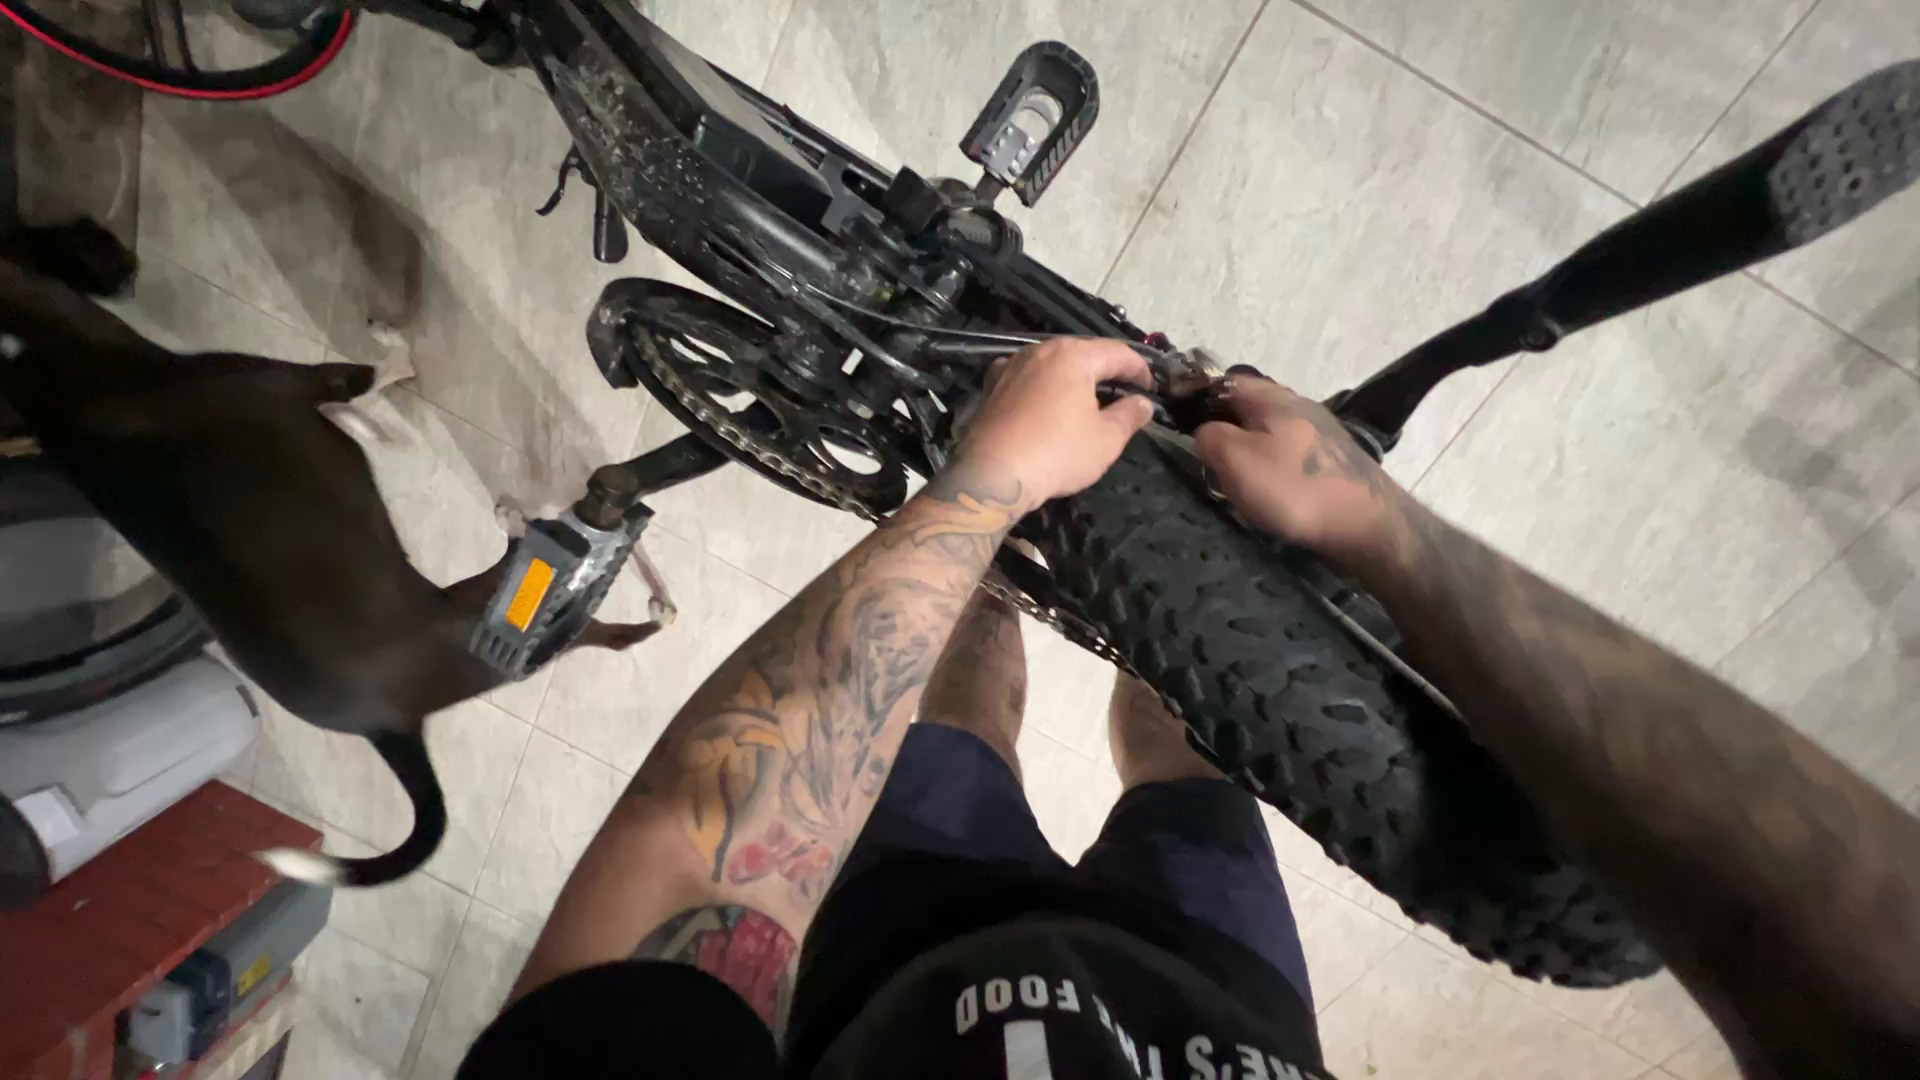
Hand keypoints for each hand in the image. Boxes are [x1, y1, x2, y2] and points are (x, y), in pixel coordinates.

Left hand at [952, 338, 1154, 504]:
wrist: (991, 476)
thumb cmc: (1056, 454)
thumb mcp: (1106, 439)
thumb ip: (1129, 415)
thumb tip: (1143, 403)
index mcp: (1072, 355)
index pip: (1117, 353)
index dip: (1139, 370)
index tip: (1150, 389)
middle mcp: (1038, 351)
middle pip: (1082, 354)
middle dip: (1105, 371)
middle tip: (1122, 394)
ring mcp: (1010, 367)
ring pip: (1052, 365)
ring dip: (1073, 379)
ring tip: (1087, 402)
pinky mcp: (990, 388)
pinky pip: (1027, 380)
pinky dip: (1043, 388)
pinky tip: (1047, 406)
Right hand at [1193, 375, 1404, 562]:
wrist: (1366, 523)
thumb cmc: (1293, 487)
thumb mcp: (1234, 458)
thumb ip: (1208, 436)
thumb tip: (1203, 431)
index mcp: (1271, 397)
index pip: (1223, 381)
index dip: (1196, 396)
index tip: (1179, 422)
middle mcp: (1298, 404)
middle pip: (1246, 407)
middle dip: (1222, 427)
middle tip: (1203, 456)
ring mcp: (1318, 431)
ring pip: (1267, 431)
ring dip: (1246, 449)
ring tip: (1231, 477)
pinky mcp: (1331, 458)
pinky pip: (1286, 453)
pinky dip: (1269, 466)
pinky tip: (1266, 489)